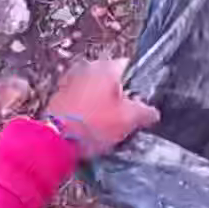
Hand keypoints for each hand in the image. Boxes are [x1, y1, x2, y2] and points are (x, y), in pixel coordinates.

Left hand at [41, 58, 158, 158]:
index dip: (137, 84)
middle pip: (111, 78)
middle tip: (123, 113)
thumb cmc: (95, 124)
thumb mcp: (130, 119)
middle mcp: (88, 67)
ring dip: (100, 100)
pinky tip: (88, 124)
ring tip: (104, 122)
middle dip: (117, 93)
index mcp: (107, 67)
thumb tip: (152, 113)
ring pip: (94, 87)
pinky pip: (79, 98)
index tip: (138, 100)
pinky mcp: (57, 95)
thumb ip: (147, 112)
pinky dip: (84, 107)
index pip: (129, 66)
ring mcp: (70, 80)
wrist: (56, 141)